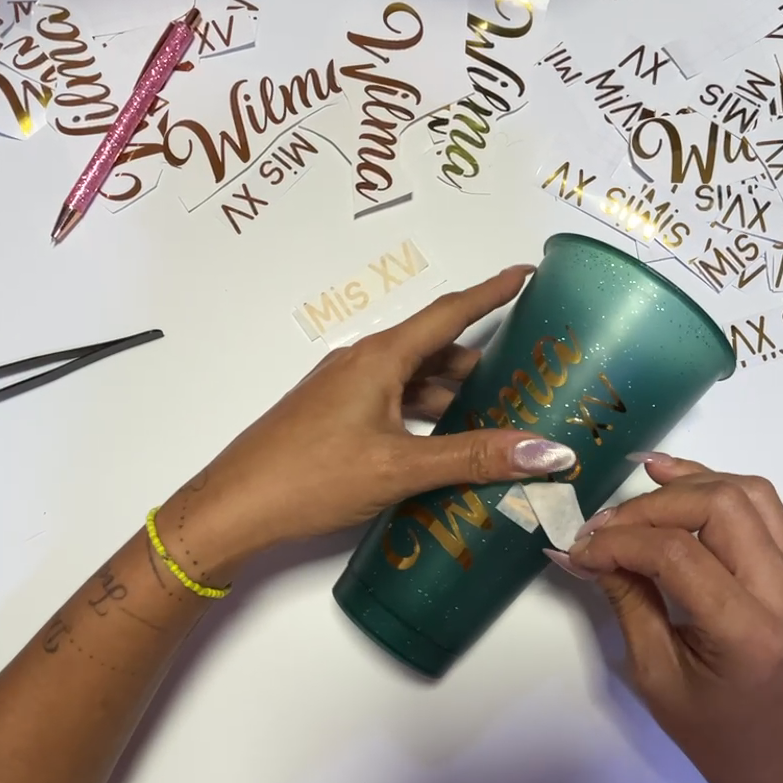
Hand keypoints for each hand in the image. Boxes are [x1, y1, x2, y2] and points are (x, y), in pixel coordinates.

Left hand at [162, 267, 576, 580]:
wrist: (234, 509)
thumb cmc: (312, 477)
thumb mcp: (399, 467)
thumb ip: (473, 457)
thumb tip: (549, 451)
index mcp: (379, 357)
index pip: (448, 313)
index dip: (491, 292)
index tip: (527, 273)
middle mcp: (363, 364)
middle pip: (434, 351)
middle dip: (481, 362)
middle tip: (528, 376)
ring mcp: (346, 391)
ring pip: (413, 381)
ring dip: (453, 396)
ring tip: (499, 417)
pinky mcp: (336, 418)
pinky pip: (394, 403)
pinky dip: (426, 416)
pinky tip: (445, 445)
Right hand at [560, 455, 782, 782]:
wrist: (776, 751)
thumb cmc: (710, 728)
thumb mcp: (652, 672)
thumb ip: (625, 599)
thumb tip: (582, 549)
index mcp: (746, 632)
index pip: (677, 554)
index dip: (620, 542)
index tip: (580, 550)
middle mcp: (782, 592)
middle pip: (719, 505)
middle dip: (650, 506)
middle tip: (606, 528)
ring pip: (745, 492)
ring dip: (686, 484)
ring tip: (638, 487)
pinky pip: (759, 503)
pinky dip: (713, 483)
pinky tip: (672, 481)